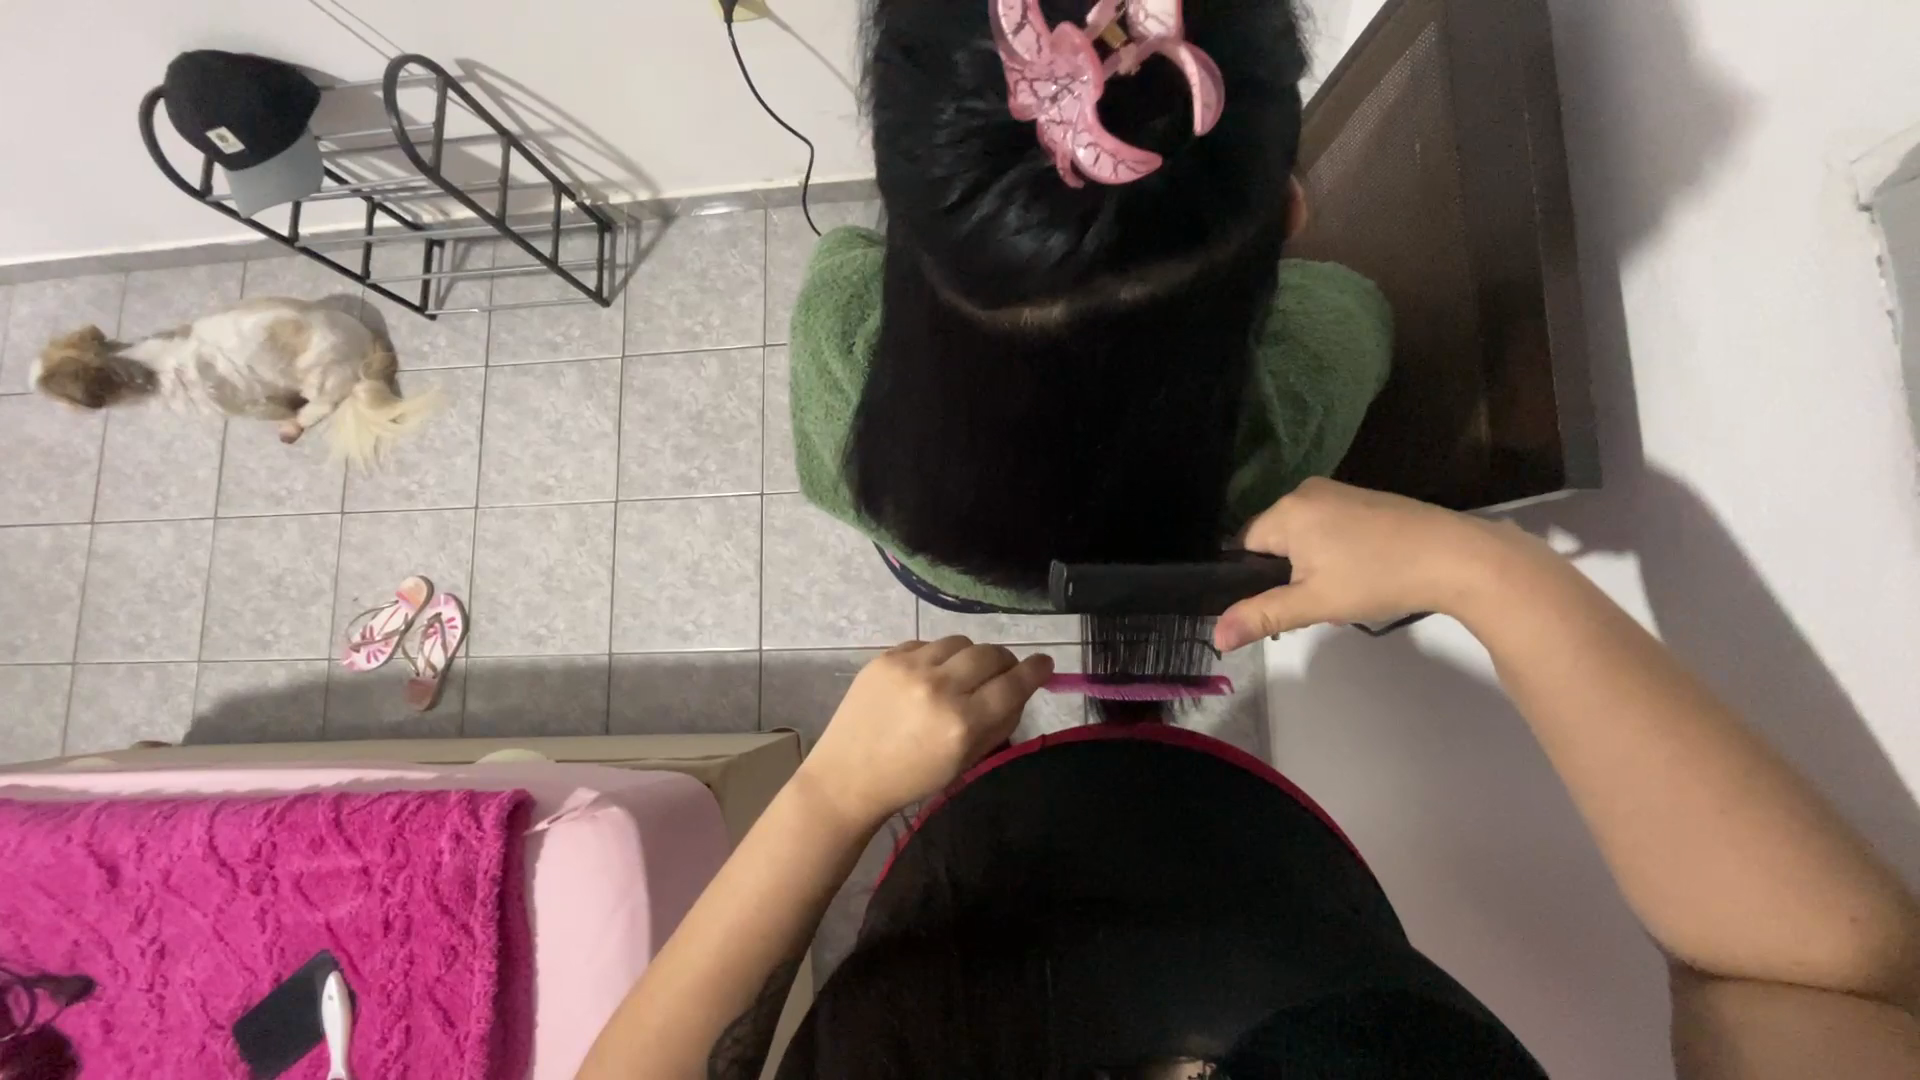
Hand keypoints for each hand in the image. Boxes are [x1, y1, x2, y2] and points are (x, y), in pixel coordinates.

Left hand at [797, 637, 1054, 827]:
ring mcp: (909, 667)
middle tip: (1004, 672)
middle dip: (1005, 661)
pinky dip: (937, 657)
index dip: (1036, 670)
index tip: (1045, 663)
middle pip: (991, 654)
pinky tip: (928, 678)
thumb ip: (1000, 723)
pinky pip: (928, 644)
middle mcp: (939, 688)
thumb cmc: (912, 778)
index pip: (1014, 683)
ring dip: (970, 656)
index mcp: (962, 724)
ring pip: (961, 642)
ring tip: (961, 676)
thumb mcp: (966, 761)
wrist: (848, 776)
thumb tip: (1022, 689)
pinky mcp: (886, 657)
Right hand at [1214, 478, 1548, 650]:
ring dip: (1307, 566)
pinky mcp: (1363, 499)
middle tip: (1310, 605)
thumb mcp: (1314, 603)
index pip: (1241, 545)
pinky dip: (1330, 552)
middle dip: (1282, 575)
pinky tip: (1356, 573)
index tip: (1275, 604)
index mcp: (1286, 510)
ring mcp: (1337, 492)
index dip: (1250, 578)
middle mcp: (1304, 492)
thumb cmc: (1379, 578)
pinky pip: (1325, 526)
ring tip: (1337, 592)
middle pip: (1271, 540)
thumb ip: (1260, 616)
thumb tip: (1215, 637)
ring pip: (1300, 535)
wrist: (1459, 558)